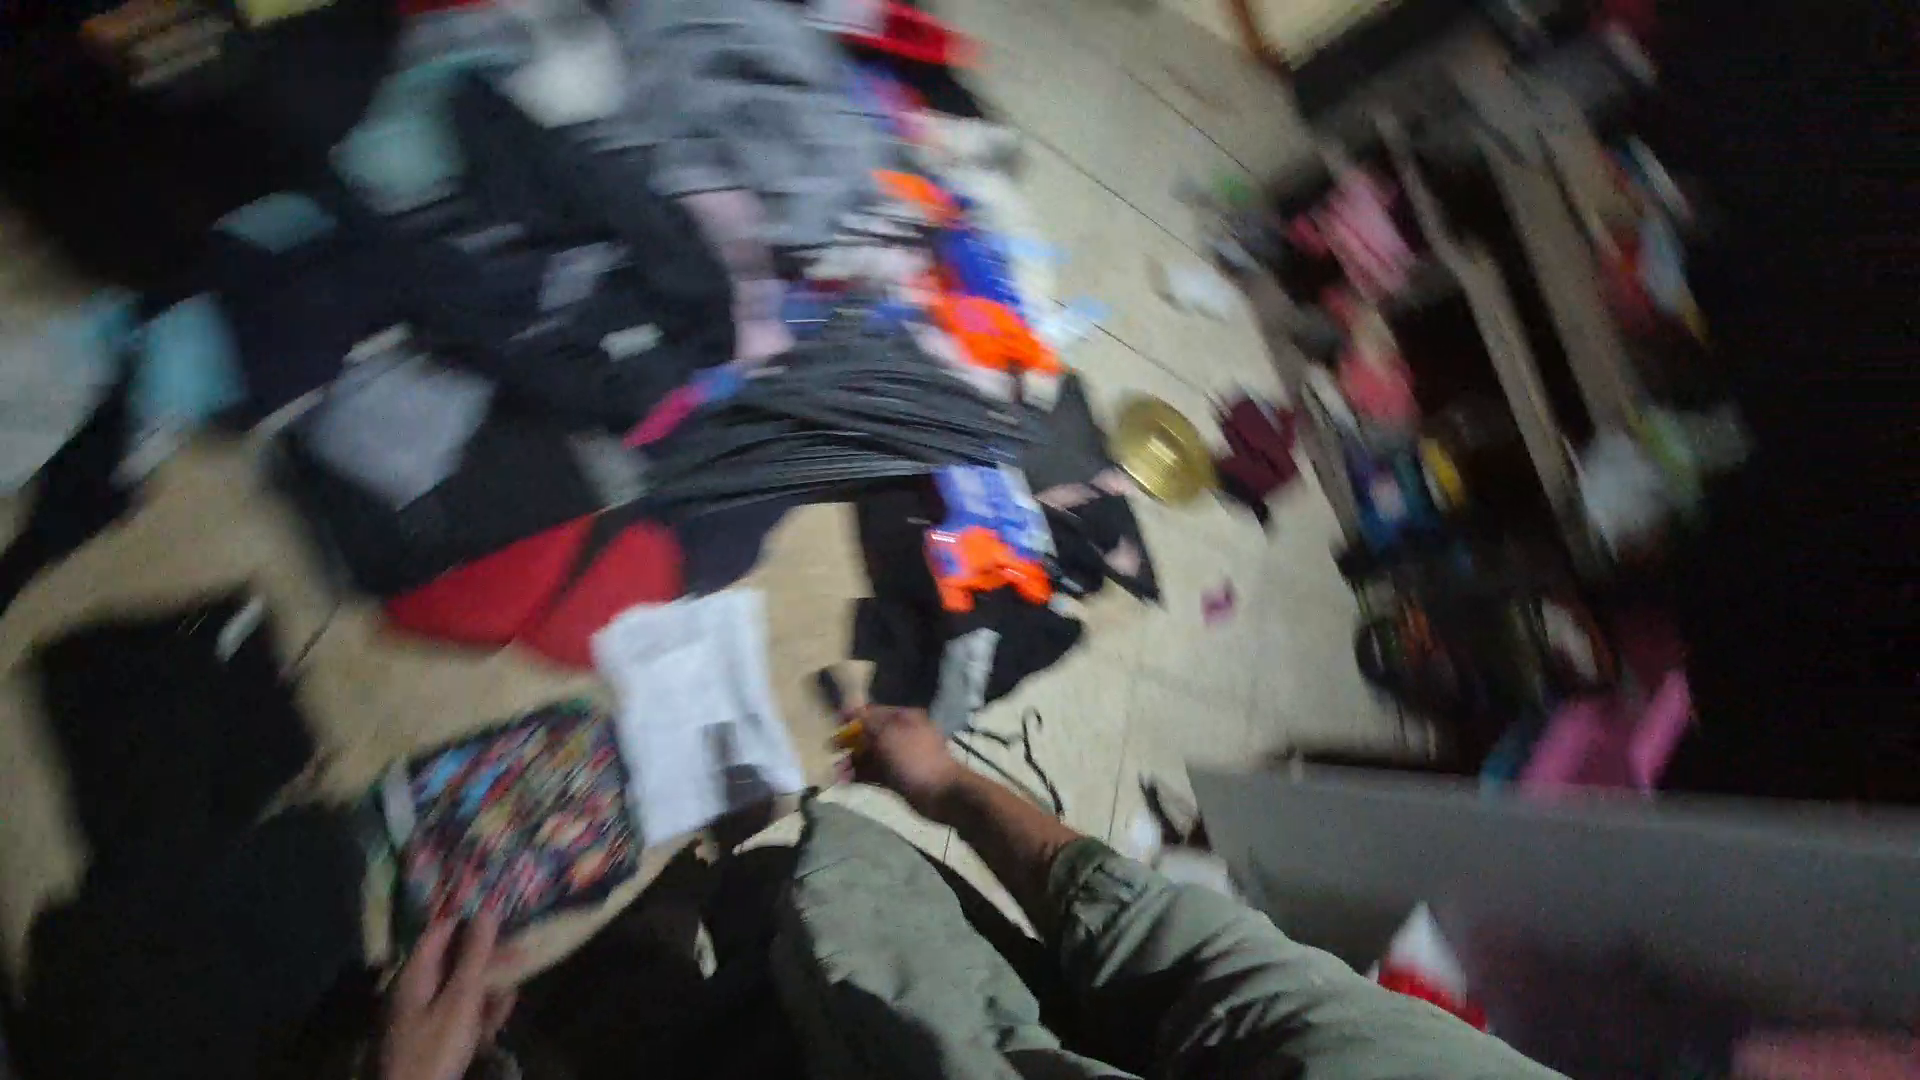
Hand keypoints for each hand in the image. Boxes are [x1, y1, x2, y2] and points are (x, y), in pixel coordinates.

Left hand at [379, 912, 518, 1079]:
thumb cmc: (435, 1047)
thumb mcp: (461, 997)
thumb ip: (474, 954)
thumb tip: (487, 911)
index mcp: (415, 974)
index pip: (441, 929)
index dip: (470, 917)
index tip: (502, 910)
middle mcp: (416, 987)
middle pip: (457, 957)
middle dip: (490, 958)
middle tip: (520, 955)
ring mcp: (423, 1012)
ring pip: (464, 984)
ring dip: (489, 989)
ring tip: (506, 1001)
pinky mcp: (432, 1033)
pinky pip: (461, 1010)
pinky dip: (479, 1012)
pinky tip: (493, 1024)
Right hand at [845, 706, 965, 818]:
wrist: (942, 793)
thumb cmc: (914, 758)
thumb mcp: (888, 734)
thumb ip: (868, 722)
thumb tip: (853, 708)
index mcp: (904, 718)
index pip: (875, 712)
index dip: (854, 716)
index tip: (835, 722)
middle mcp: (903, 735)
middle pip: (872, 735)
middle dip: (851, 743)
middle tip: (831, 750)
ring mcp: (901, 758)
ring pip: (872, 757)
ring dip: (853, 763)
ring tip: (836, 774)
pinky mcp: (899, 779)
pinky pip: (876, 774)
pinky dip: (861, 776)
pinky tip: (845, 783)